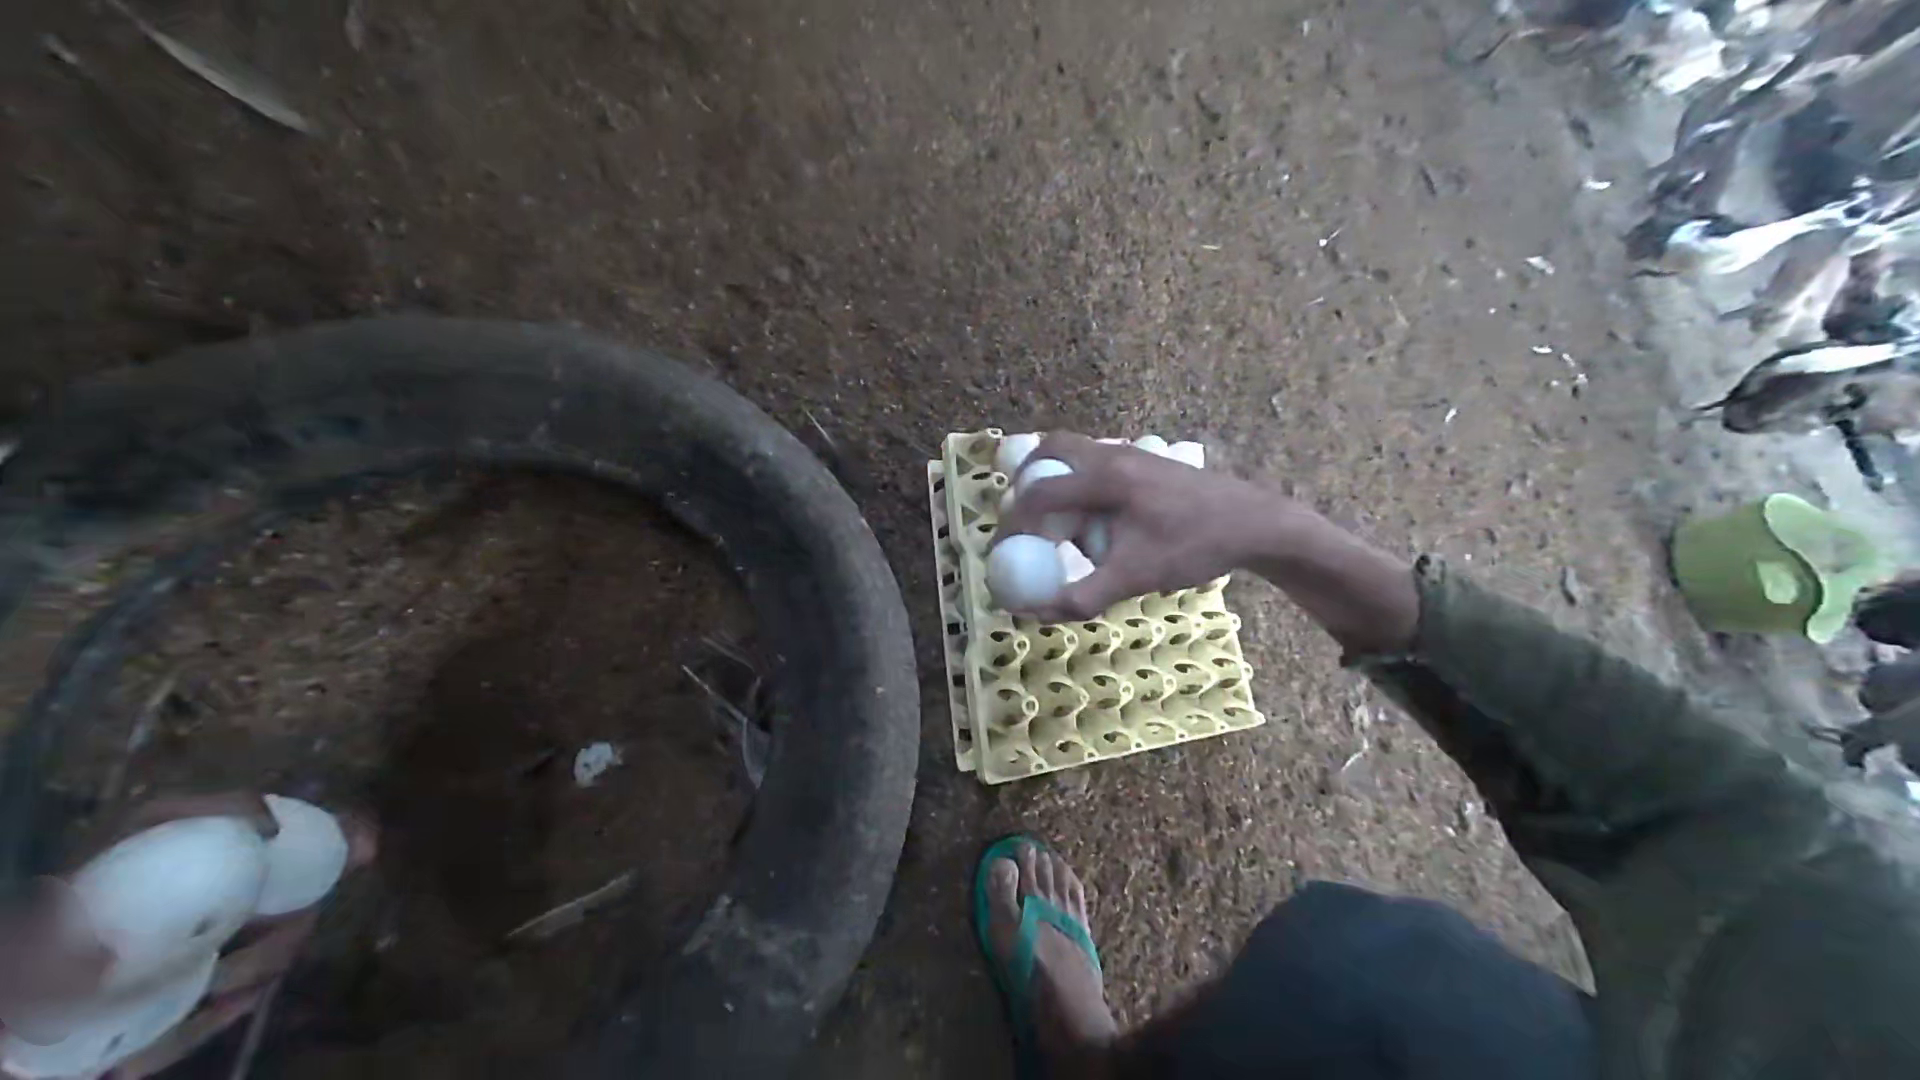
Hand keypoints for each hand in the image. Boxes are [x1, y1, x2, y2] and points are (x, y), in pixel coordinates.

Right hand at [993, 433, 1299, 620]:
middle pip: (1050, 450)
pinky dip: (1081, 482)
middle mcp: (1112, 455)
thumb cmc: (1193, 547)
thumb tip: (1034, 613)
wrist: (1255, 523)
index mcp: (1104, 478)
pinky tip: (1097, 519)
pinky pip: (1098, 462)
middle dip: (1027, 481)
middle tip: (1023, 517)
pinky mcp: (1147, 461)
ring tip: (1058, 521)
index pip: (1039, 493)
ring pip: (1076, 452)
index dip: (1012, 522)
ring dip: (1057, 478)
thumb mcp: (1135, 578)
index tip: (1004, 549)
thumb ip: (1082, 597)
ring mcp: (1132, 453)